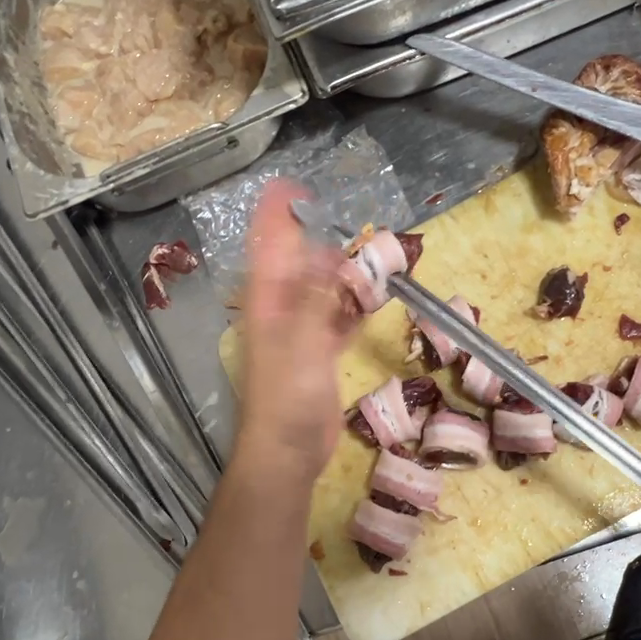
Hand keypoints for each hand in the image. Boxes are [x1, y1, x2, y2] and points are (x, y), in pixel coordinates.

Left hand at [233, 182, 351, 479]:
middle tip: (352, 224)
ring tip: (371, 255)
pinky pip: (336, 319)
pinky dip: (352, 306)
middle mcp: (279, 309)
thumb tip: (328, 251)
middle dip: (320, 242)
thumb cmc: (287, 398)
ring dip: (342, 274)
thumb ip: (315, 296)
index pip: (267, 246)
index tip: (297, 188)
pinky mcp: (317, 353)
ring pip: (321, 290)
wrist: (286, 452)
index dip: (277, 215)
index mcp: (265, 300)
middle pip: (297, 264)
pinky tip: (374, 297)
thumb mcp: (301, 341)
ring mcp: (299, 332)